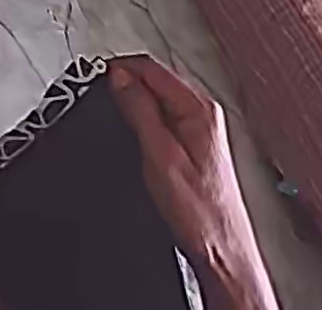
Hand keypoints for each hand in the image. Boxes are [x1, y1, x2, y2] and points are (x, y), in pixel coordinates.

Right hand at [109, 56, 277, 309]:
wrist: (222, 253)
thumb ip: (139, 110)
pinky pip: (164, 113)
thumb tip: (120, 78)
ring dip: (135, 96)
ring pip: (160, 95)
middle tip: (101, 89)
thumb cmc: (199, 212)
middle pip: (157, 78)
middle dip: (128, 80)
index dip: (122, 67)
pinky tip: (134, 127)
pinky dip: (145, 113)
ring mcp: (201, 126)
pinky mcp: (196, 141)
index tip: (98, 73)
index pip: (153, 68)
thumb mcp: (160, 155)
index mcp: (198, 108)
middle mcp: (204, 111)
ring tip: (113, 106)